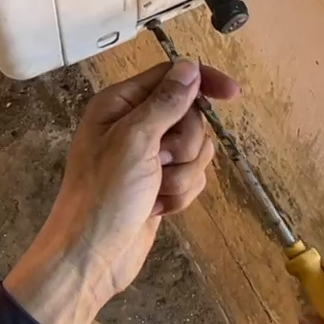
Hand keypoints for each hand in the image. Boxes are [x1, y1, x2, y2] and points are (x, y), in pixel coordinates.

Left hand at [5, 59, 237, 323]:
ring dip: (183, 174)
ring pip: (196, 151)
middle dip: (184, 144)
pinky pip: (191, 177)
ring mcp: (148, 157)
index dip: (202, 81)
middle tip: (160, 161)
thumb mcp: (134, 141)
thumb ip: (165, 102)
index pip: (170, 76)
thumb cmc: (104, 195)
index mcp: (119, 104)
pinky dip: (181, 194)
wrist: (91, 257)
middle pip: (190, 116)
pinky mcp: (160, 185)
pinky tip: (158, 208)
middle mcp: (134, 125)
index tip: (232, 94)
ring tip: (155, 191)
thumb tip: (189, 66)